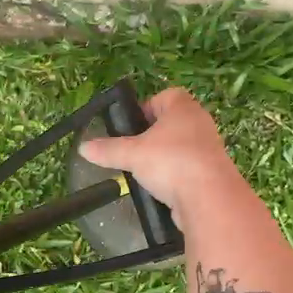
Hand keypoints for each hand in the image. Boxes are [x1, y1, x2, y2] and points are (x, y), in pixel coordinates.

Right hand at [76, 88, 243, 226]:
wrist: (207, 196)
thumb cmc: (170, 161)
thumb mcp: (133, 154)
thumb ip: (109, 150)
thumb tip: (83, 148)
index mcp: (183, 107)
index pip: (164, 97)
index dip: (146, 108)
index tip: (130, 127)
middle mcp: (199, 122)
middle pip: (171, 122)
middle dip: (152, 136)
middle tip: (132, 152)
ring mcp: (207, 148)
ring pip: (179, 147)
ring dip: (163, 157)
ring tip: (143, 173)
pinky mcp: (209, 172)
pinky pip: (186, 168)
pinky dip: (173, 176)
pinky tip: (160, 190)